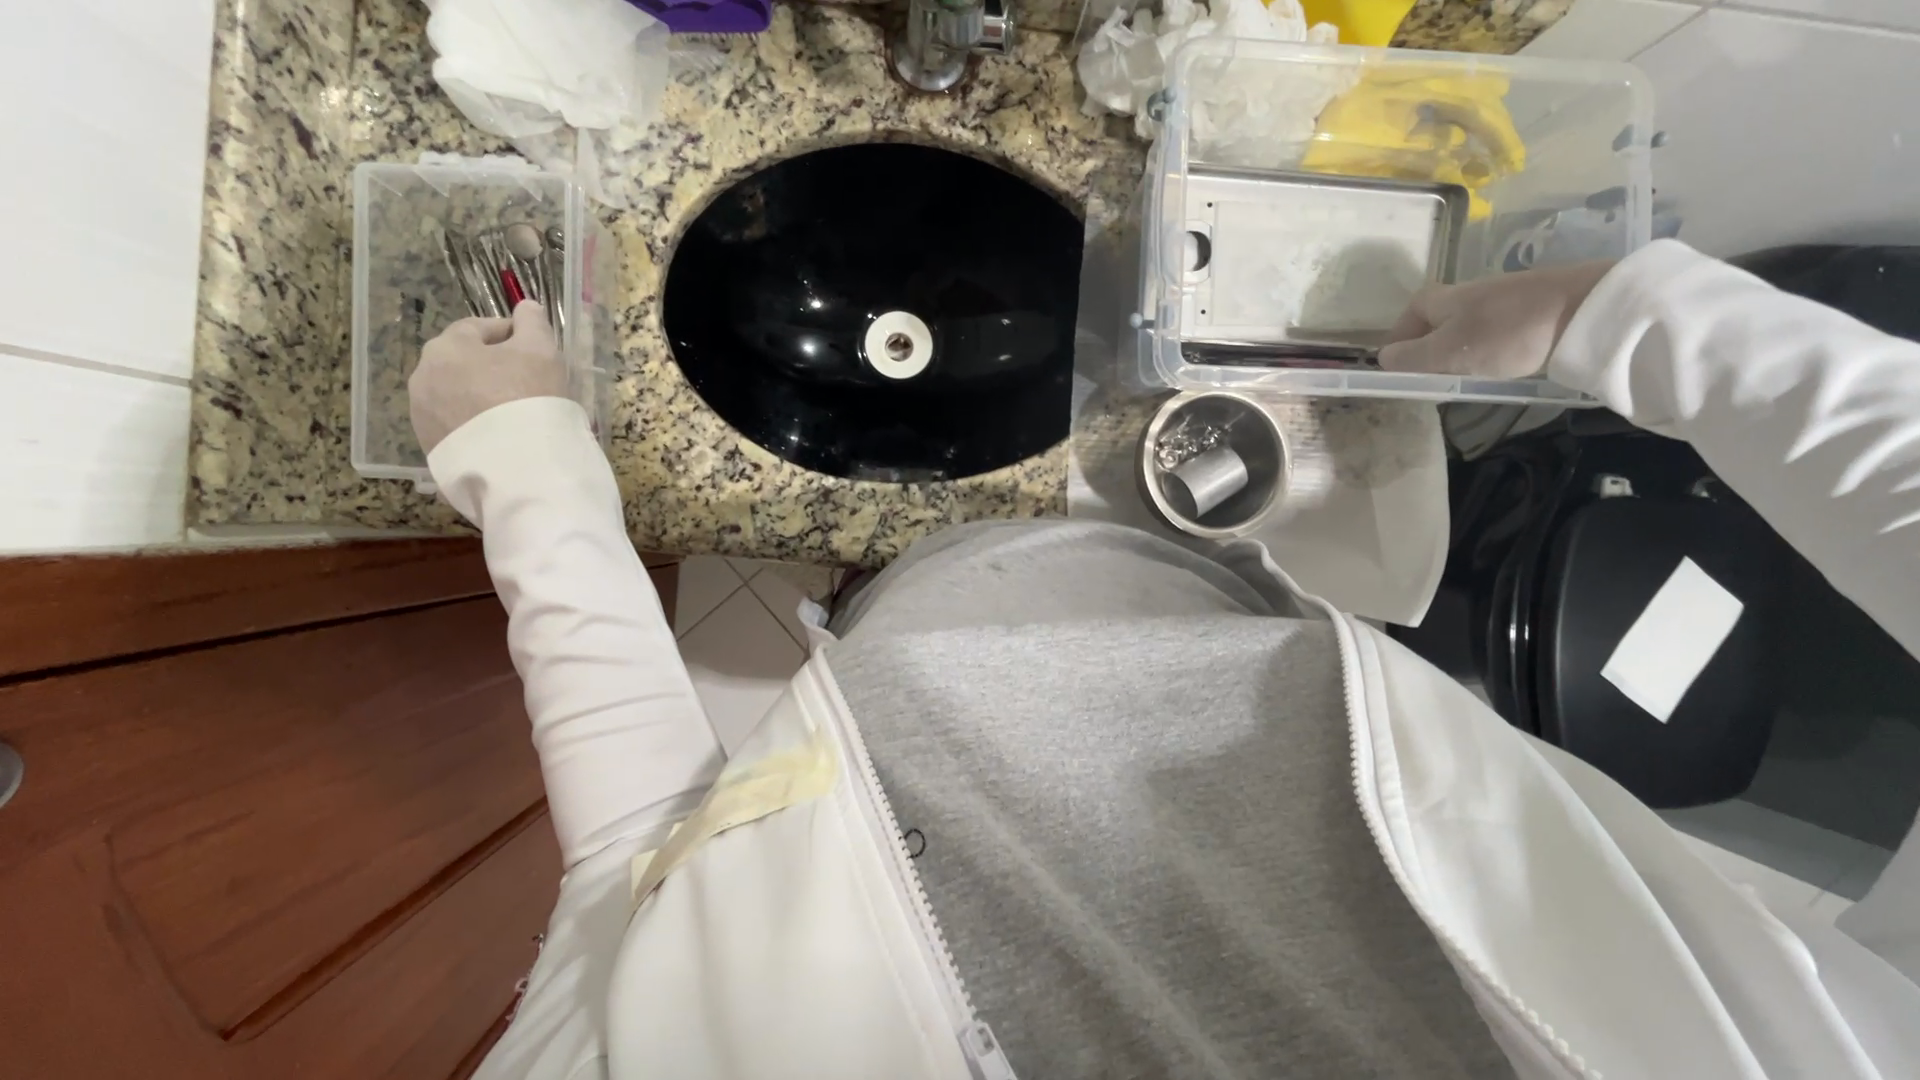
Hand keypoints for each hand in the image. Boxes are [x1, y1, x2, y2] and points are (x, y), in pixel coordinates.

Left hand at [409, 301, 568, 453]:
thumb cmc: (528, 397)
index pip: (477, 328)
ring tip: (512, 412)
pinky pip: (455, 425)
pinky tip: (499, 435)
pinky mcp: (429, 445)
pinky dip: (474, 424)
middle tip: (525, 381)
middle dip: (491, 366)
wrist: (514, 464)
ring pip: (456, 394)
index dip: (509, 333)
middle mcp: (423, 375)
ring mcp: (422, 413)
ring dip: (479, 396)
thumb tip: (526, 307)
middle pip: (462, 362)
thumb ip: (533, 323)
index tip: (534, 345)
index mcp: (447, 346)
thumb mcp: (541, 351)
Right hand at [1378, 259, 1617, 378]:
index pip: (1406, 318)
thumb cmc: (1506, 333)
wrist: (1588, 309)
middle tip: (1435, 378)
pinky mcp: (1532, 307)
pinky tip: (1505, 363)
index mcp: (1441, 299)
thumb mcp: (1447, 354)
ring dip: (1461, 351)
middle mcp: (1467, 292)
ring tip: (1470, 375)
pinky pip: (1497, 330)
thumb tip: (1384, 359)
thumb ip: (1409, 359)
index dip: (1399, 344)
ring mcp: (1502, 298)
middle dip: (1430, 350)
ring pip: (1466, 328)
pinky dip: (1492, 348)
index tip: (1400, 371)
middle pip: (1436, 323)